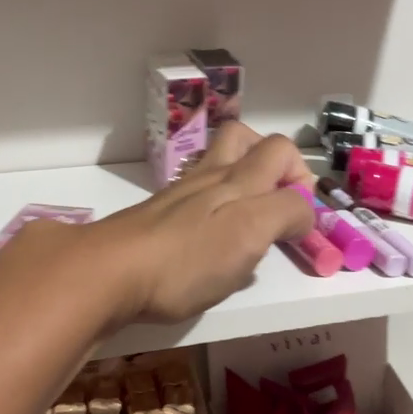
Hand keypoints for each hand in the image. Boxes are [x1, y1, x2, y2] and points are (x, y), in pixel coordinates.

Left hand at [6, 123, 316, 329]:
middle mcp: (209, 176)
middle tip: (279, 206)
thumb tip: (303, 209)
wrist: (109, 273)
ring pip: (217, 164)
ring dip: (242, 179)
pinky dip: (214, 207)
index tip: (302, 226)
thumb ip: (284, 213)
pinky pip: (196, 196)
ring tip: (249, 220)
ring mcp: (180, 195)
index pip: (281, 153)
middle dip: (272, 163)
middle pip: (244, 140)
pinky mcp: (158, 217)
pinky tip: (210, 240)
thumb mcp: (248, 235)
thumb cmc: (185, 259)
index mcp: (237, 179)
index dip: (303, 181)